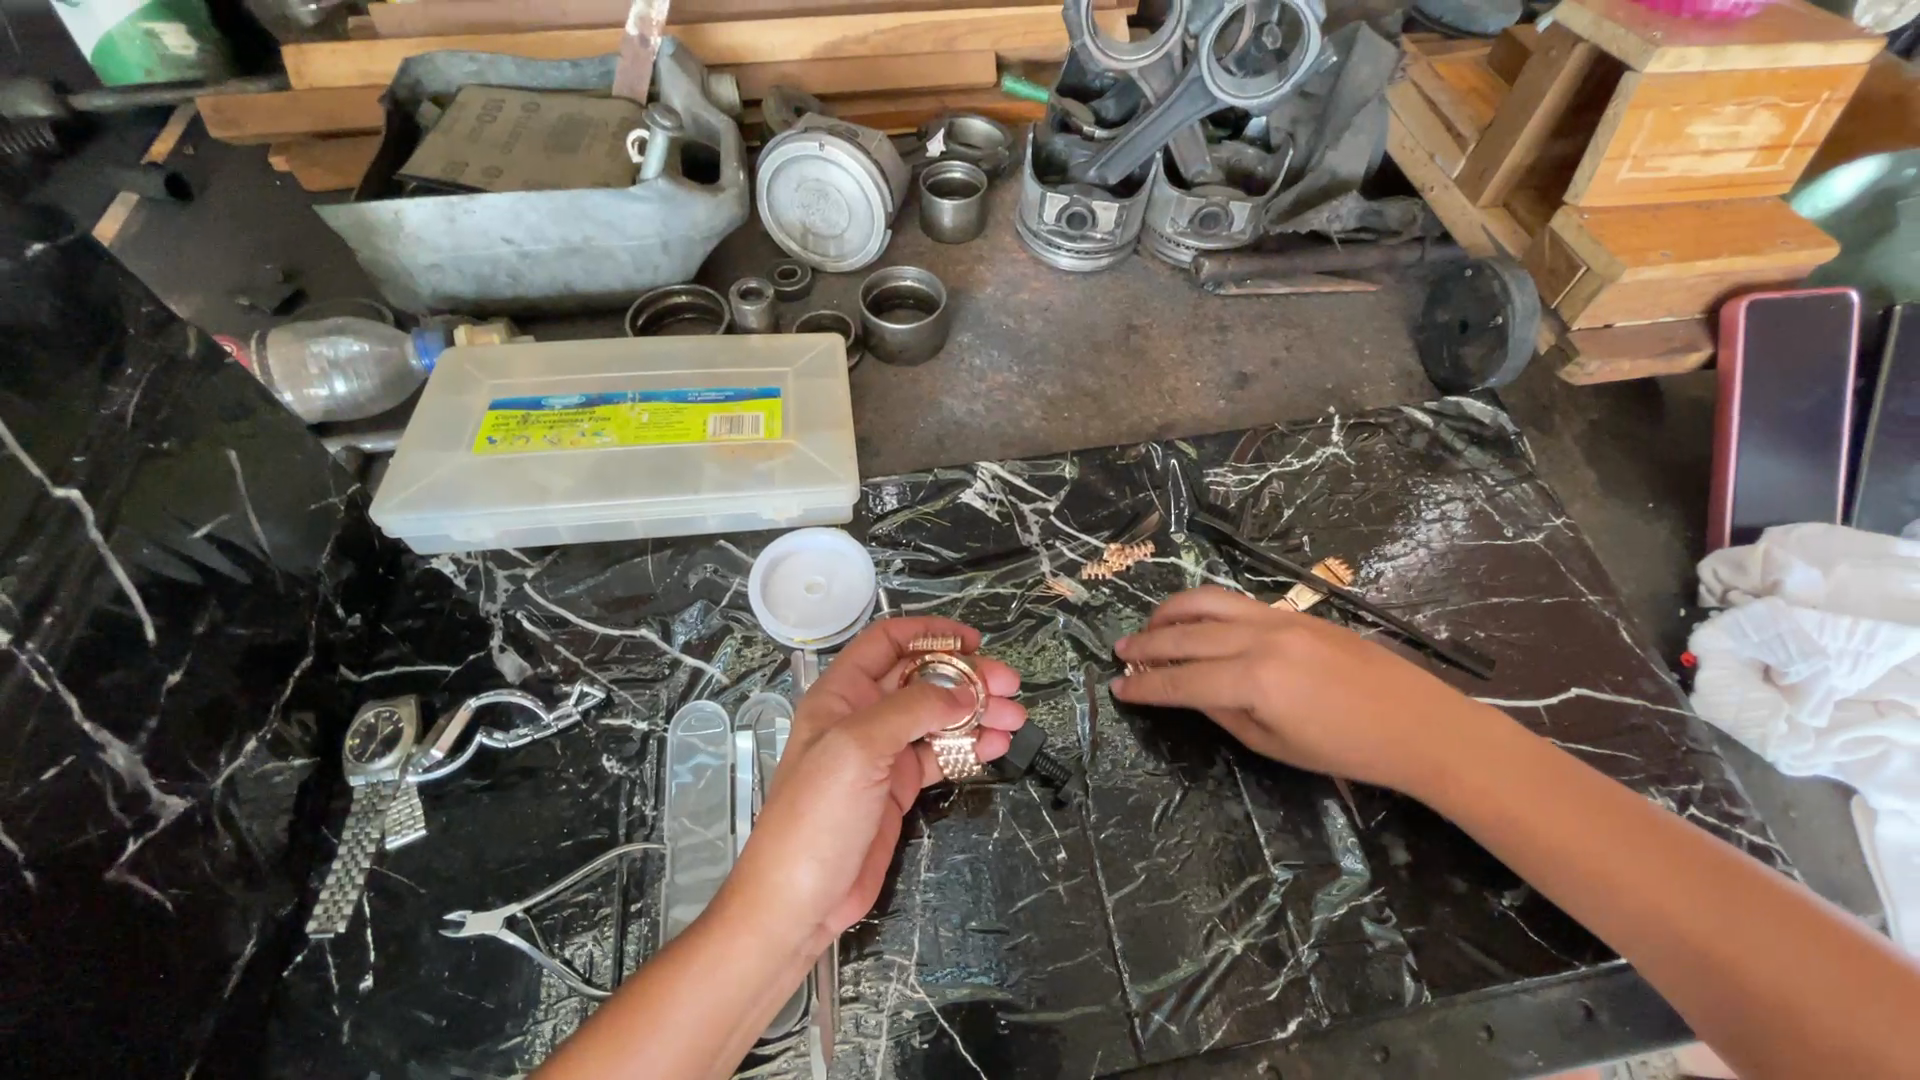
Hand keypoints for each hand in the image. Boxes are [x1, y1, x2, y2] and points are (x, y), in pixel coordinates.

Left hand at [722, 617, 1023, 954]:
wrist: (799, 900)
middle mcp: (863, 716)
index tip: (975, 641)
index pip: (888, 642)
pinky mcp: (898, 787)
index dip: (930, 633)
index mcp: (841, 694)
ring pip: (937, 717)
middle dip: (966, 677)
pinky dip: (969, 747)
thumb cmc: (816, 816)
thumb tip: (963, 692)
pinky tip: (995, 747)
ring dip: (977, 713)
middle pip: (922, 678)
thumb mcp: (858, 749)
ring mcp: (882, 753)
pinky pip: (940, 755)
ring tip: (1015, 719)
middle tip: (1010, 685)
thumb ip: (911, 710)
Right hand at [1111, 586, 1503, 793]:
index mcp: (1254, 682)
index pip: (1180, 680)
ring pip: (1206, 601)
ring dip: (1169, 613)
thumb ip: (1221, 712)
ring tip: (1149, 629)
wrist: (1417, 724)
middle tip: (1120, 653)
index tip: (1117, 688)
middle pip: (1184, 634)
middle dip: (1146, 645)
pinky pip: (1234, 600)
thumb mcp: (1273, 745)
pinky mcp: (1294, 611)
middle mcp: (1259, 639)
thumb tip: (1184, 690)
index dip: (1145, 686)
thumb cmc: (1346, 750)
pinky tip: (1192, 620)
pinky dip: (1202, 607)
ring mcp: (1278, 618)